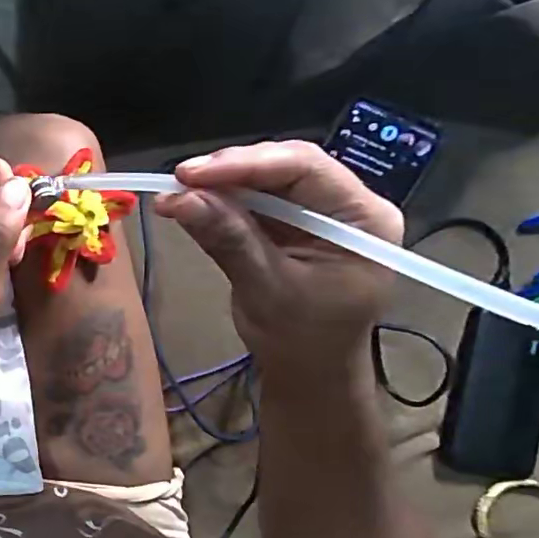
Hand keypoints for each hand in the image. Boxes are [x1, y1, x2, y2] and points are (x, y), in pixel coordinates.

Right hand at [155, 141, 401, 369]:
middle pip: (285, 165)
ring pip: (266, 178)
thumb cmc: (301, 341)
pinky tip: (190, 201)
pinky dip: (220, 200)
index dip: (246, 164)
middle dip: (230, 170)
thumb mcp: (266, 291)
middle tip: (178, 179)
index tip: (190, 174)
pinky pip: (254, 200)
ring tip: (176, 190)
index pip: (306, 168)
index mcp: (362, 219)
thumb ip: (228, 240)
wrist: (310, 374)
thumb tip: (179, 199)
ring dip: (220, 183)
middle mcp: (345, 204)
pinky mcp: (290, 223)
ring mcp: (317, 211)